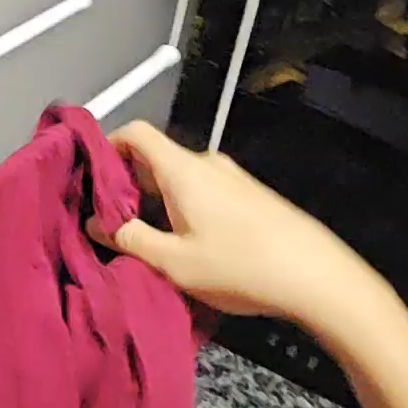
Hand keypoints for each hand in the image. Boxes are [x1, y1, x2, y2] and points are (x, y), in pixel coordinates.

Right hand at [97, 121, 383, 331]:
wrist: (317, 275)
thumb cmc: (239, 265)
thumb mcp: (174, 262)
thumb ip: (129, 239)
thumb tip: (95, 222)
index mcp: (182, 169)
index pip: (135, 133)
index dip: (107, 145)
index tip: (90, 176)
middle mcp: (206, 163)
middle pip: (155, 157)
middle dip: (128, 184)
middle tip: (110, 220)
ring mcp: (231, 177)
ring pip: (179, 178)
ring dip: (156, 201)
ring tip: (146, 239)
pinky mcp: (250, 196)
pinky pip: (203, 190)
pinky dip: (183, 207)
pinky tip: (187, 244)